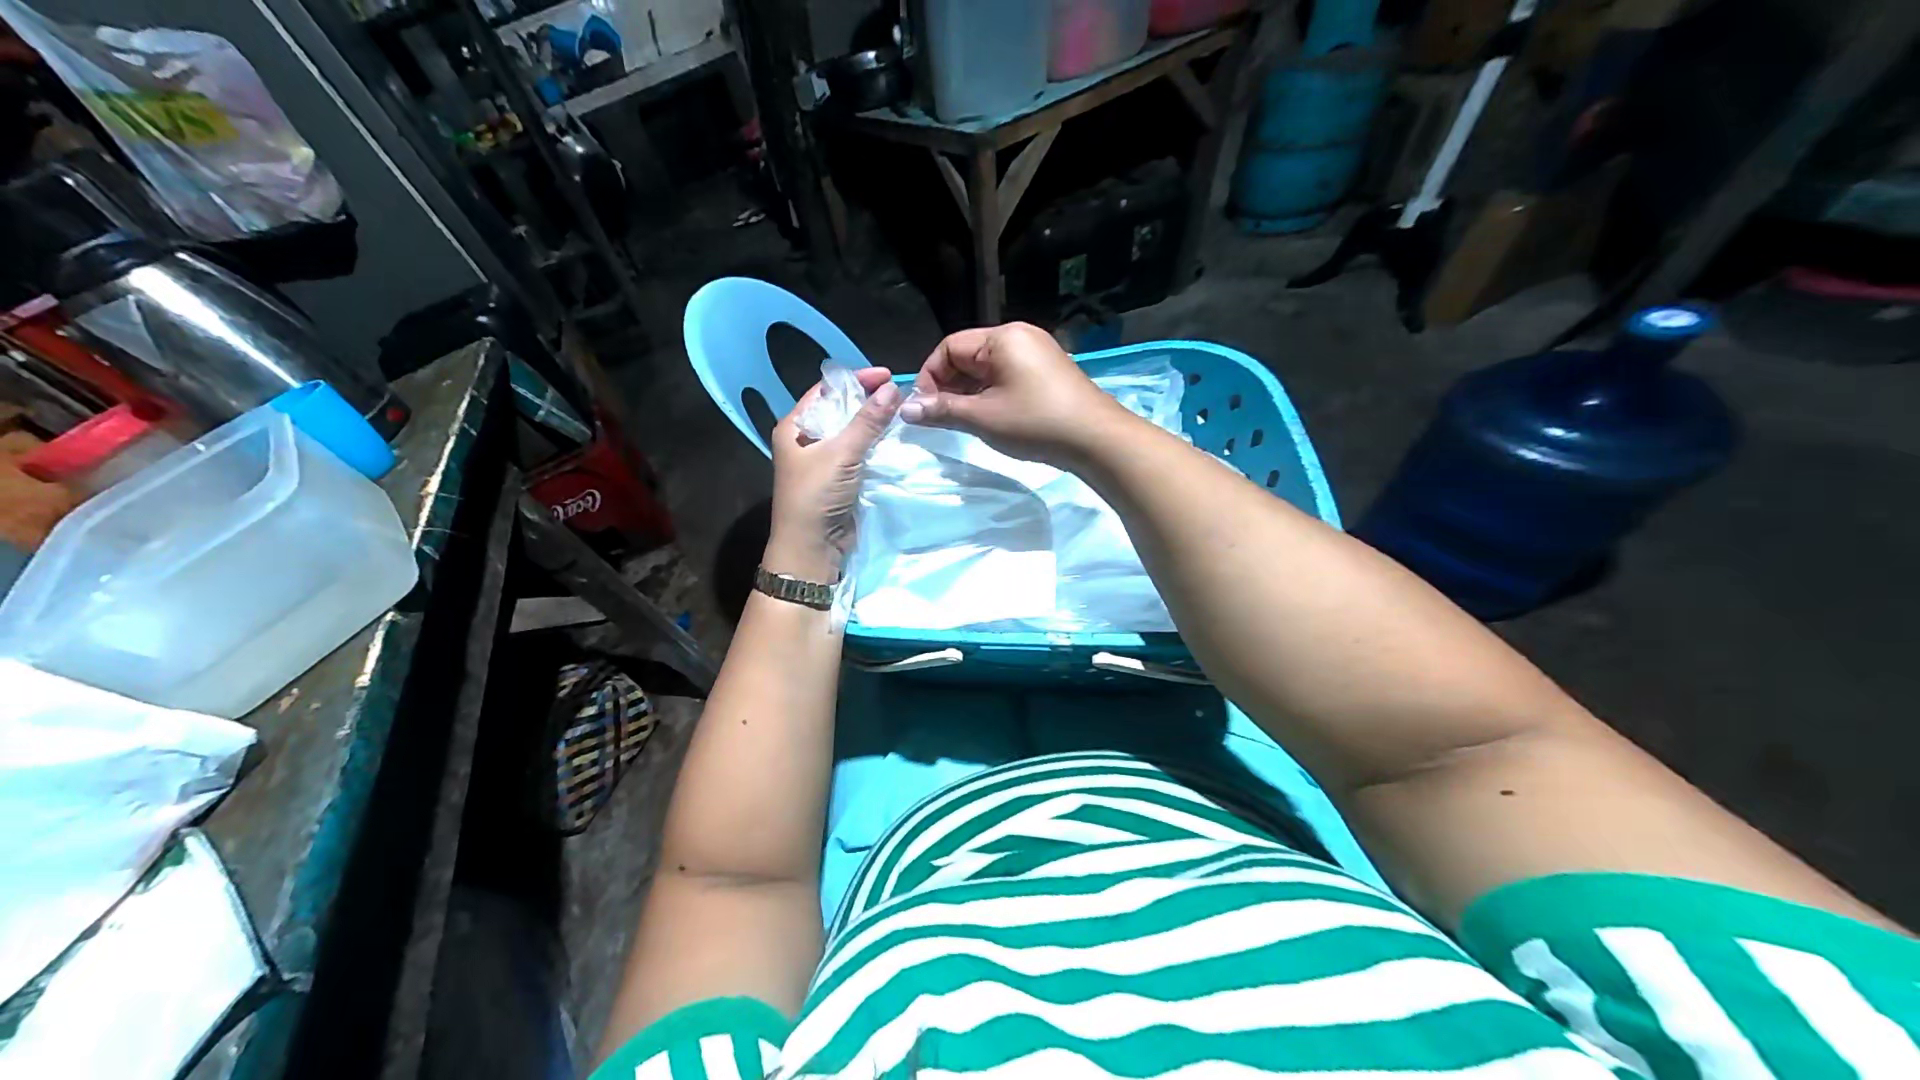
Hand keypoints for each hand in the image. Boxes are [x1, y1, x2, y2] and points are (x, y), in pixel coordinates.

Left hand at [765, 367, 900, 582]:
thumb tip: (893, 388)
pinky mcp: (839, 479)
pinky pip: (859, 454)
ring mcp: (823, 461)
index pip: (826, 389)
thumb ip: (867, 421)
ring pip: (852, 432)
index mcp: (795, 426)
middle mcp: (806, 439)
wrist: (811, 548)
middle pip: (840, 409)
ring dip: (874, 424)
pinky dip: (876, 445)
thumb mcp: (841, 454)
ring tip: (904, 413)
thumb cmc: (815, 495)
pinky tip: (896, 440)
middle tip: (900, 394)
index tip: (888, 375)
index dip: (856, 379)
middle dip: (868, 400)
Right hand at [900, 323, 1132, 464]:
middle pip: (967, 355)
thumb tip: (906, 409)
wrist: (1097, 440)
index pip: (949, 347)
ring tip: (962, 421)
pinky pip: (1007, 375)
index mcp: (1002, 337)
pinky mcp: (1047, 371)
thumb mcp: (983, 418)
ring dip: (968, 392)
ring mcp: (1036, 352)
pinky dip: (990, 393)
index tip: (924, 409)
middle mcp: (1019, 336)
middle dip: (948, 385)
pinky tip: (989, 418)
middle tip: (940, 418)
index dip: (930, 377)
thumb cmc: (1035, 423)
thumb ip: (942, 410)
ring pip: (987, 367)